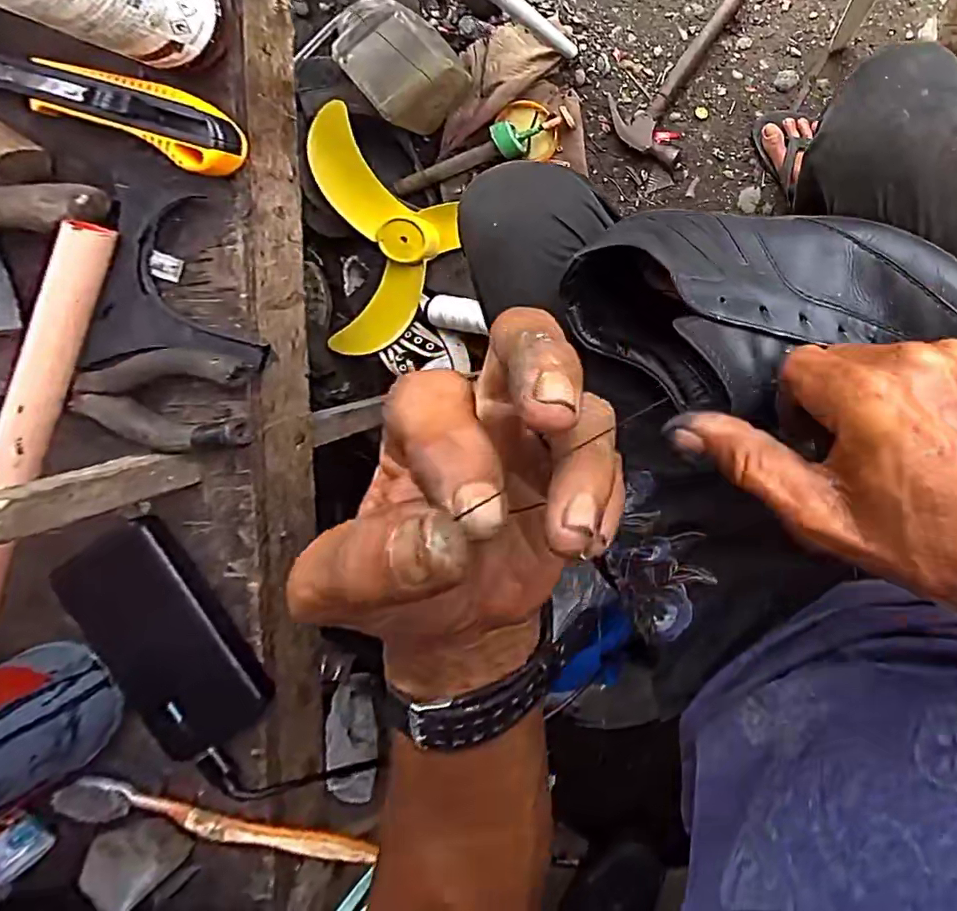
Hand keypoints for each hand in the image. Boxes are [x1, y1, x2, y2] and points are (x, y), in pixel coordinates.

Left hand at [288, 309, 623, 699]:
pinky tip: (586, 542)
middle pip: (525, 341)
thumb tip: (437, 544)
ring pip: (588, 411)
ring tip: (569, 532)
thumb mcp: (344, 584)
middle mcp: (490, 412)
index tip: (470, 512)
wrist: (452, 616)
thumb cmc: (399, 579)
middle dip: (546, 365)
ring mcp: (546, 442)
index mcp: (422, 419)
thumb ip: (369, 564)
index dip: (454, 443)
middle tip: (553, 412)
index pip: (437, 396)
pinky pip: (612, 466)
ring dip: (586, 466)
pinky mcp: (586, 476)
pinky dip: (607, 500)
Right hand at [666, 341, 956, 614]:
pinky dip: (916, 388)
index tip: (826, 454)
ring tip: (903, 448)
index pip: (796, 369)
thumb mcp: (821, 514)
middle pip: (838, 360)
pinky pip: (923, 359)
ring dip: (875, 394)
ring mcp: (955, 354)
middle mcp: (912, 356)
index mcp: (866, 391)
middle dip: (837, 402)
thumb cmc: (917, 542)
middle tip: (864, 458)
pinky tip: (935, 432)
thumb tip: (690, 426)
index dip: (800, 414)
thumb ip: (751, 462)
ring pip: (878, 358)